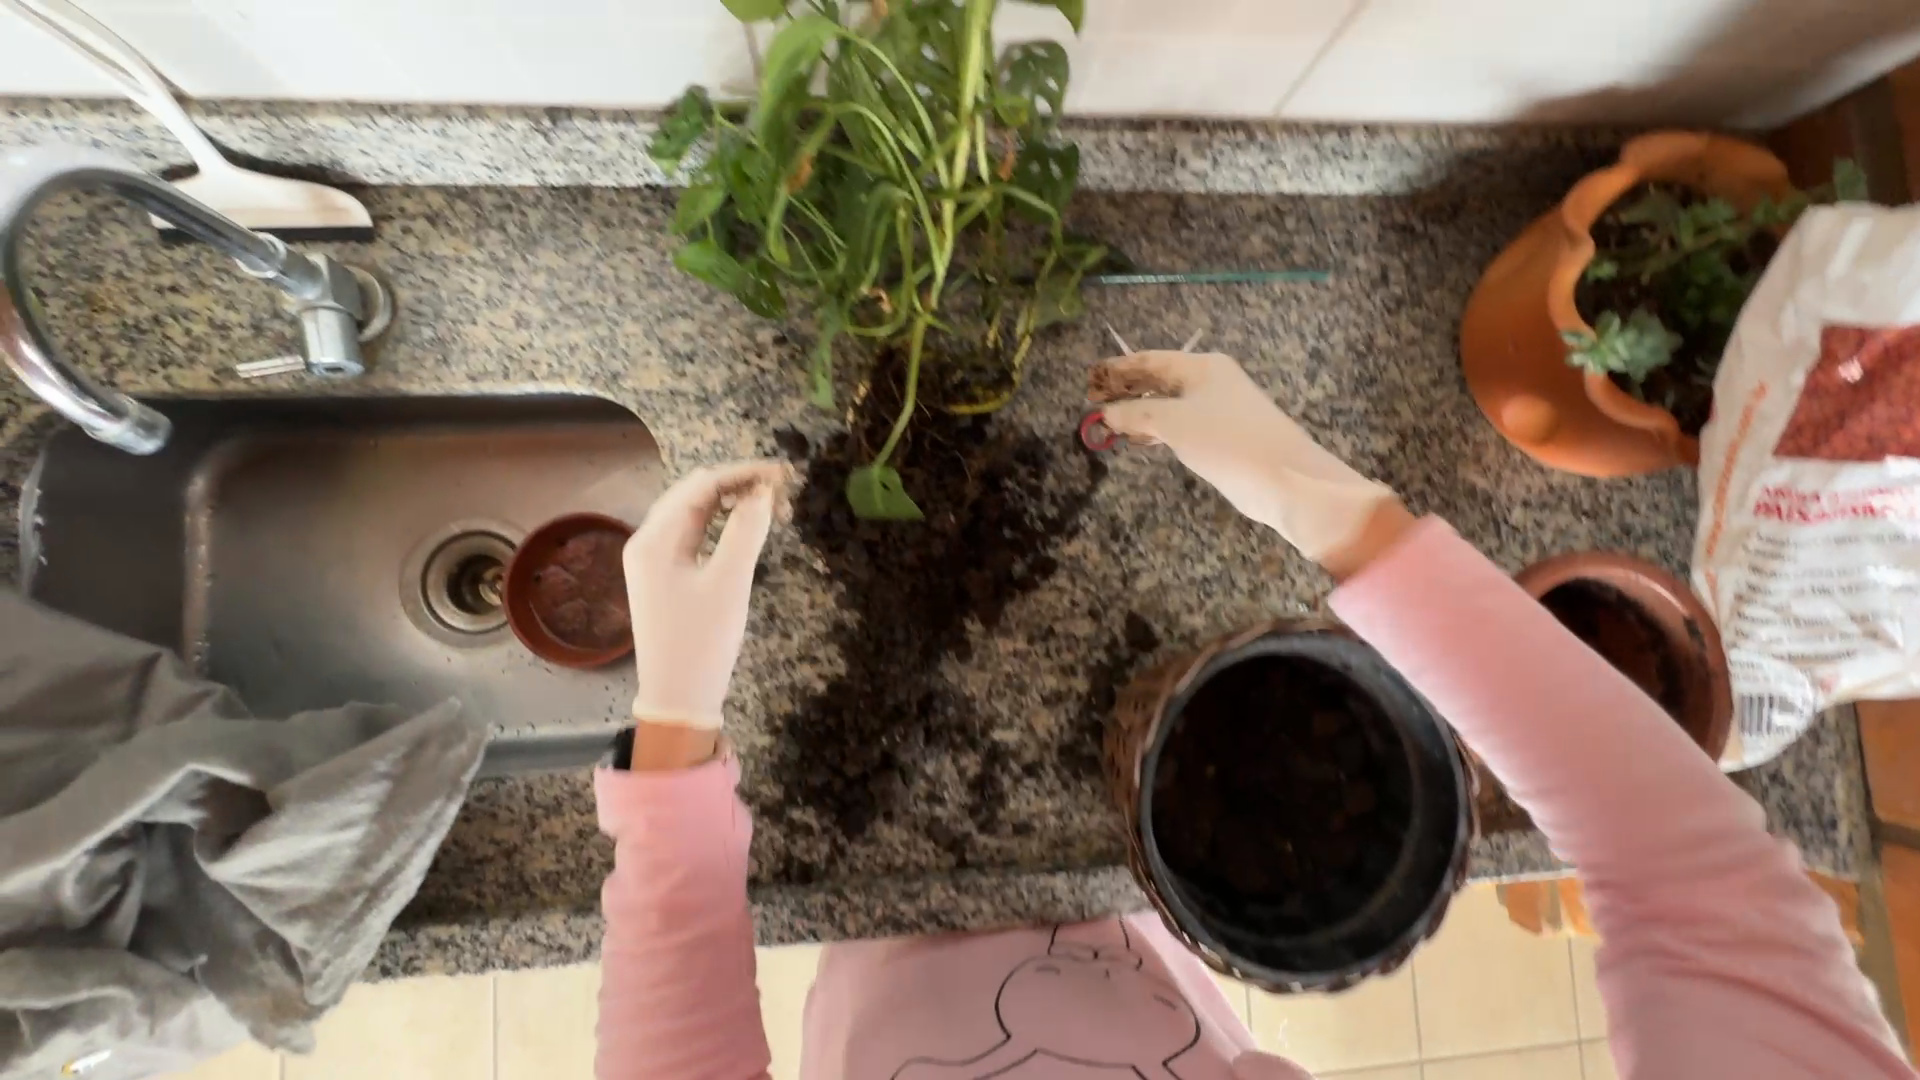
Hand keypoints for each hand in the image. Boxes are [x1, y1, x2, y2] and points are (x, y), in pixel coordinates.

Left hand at [625, 460, 791, 735]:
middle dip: (739, 484)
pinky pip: (695, 536)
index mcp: (654, 539)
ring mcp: (655, 560)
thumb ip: (746, 531)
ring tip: (772, 505)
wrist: (679, 698)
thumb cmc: (702, 641)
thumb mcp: (729, 583)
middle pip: (695, 494)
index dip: (743, 474)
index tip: (784, 475)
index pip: (701, 485)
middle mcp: (648, 542)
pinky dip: (722, 525)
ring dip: (732, 503)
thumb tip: (764, 493)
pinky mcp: (667, 577)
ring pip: (695, 514)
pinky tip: (746, 527)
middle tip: (783, 490)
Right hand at [1089, 351, 1409, 575]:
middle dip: (1126, 391)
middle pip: (1159, 380)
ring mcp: (1218, 408)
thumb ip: (1135, 414)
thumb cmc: (1226, 441)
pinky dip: (1157, 428)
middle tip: (1094, 404)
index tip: (1088, 381)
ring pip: (1168, 403)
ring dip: (1139, 412)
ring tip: (1110, 424)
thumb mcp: (1172, 423)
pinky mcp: (1222, 435)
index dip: (1116, 370)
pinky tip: (1141, 440)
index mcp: (1202, 367)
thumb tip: (1106, 412)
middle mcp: (1210, 381)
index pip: (1149, 360)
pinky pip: (1180, 423)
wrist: (1284, 479)